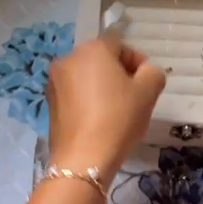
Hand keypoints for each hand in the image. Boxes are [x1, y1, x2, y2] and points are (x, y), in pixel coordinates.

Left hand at [46, 36, 166, 177]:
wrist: (83, 159)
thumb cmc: (118, 118)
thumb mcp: (148, 92)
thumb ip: (153, 73)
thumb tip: (145, 72)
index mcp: (92, 49)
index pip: (120, 44)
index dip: (137, 61)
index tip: (147, 83)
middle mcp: (68, 58)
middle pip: (101, 59)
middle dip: (119, 73)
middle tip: (134, 97)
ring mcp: (54, 81)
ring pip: (87, 76)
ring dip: (103, 87)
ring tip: (116, 111)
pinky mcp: (49, 102)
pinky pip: (75, 93)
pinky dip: (88, 100)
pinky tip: (99, 120)